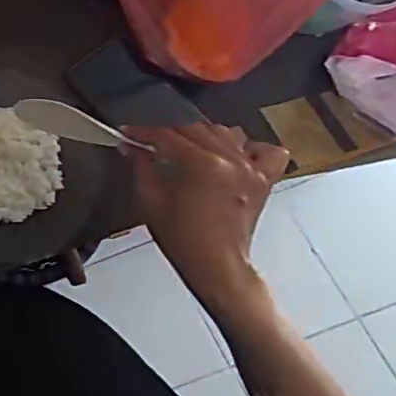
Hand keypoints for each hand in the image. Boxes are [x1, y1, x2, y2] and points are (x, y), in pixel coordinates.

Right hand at [123, 124, 290, 306]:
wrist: (215, 266)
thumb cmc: (185, 241)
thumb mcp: (151, 202)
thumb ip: (141, 167)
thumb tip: (134, 147)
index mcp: (202, 165)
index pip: (167, 136)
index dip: (143, 132)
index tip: (130, 133)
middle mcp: (230, 160)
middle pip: (194, 129)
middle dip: (167, 133)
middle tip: (149, 142)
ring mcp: (250, 168)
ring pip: (223, 133)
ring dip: (200, 135)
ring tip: (184, 148)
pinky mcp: (263, 179)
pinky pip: (265, 150)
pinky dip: (249, 147)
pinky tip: (232, 154)